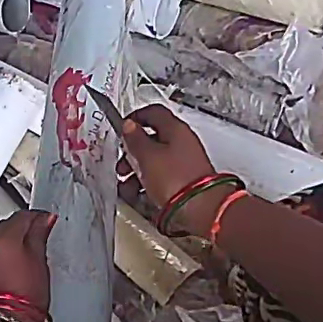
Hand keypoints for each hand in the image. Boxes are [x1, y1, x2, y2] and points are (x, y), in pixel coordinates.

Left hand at [0, 210, 54, 311]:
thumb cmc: (23, 301)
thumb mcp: (40, 262)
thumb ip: (39, 235)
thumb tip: (43, 221)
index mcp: (2, 237)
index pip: (22, 216)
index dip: (38, 218)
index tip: (46, 222)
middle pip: (5, 226)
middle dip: (21, 230)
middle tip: (38, 239)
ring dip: (8, 244)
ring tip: (25, 259)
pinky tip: (10, 270)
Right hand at [119, 105, 229, 236]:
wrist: (200, 209)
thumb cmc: (176, 180)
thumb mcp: (147, 155)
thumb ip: (135, 138)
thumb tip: (129, 126)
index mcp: (175, 130)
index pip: (153, 112)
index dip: (135, 118)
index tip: (123, 127)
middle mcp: (183, 143)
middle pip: (152, 139)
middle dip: (132, 151)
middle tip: (122, 161)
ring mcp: (185, 163)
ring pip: (155, 160)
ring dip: (136, 170)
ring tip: (126, 184)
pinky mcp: (184, 181)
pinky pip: (161, 177)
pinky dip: (146, 182)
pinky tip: (137, 193)